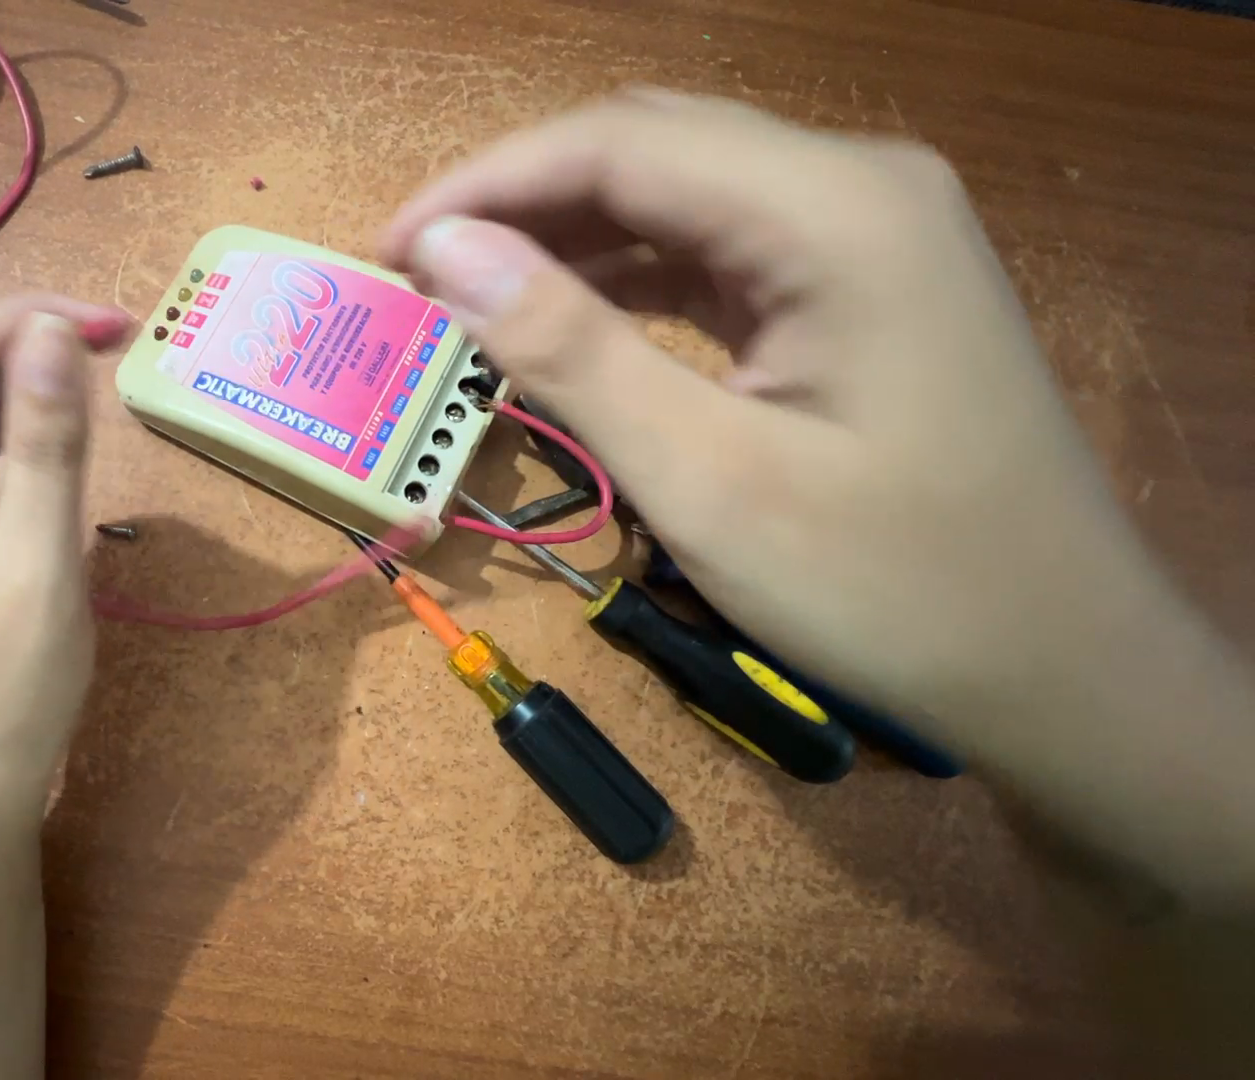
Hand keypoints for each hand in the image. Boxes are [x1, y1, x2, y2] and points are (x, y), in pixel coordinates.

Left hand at [0, 295, 132, 809]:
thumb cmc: (6, 694)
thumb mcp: (38, 569)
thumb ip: (46, 450)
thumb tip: (58, 332)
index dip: (21, 326)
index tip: (111, 320)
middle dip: (26, 346)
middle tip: (117, 337)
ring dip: (28, 381)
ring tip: (101, 368)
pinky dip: (22, 425)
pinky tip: (63, 422)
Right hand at [381, 89, 1181, 734]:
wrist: (1047, 665)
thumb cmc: (882, 584)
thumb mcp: (703, 476)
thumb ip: (570, 351)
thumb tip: (447, 254)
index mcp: (832, 213)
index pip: (619, 145)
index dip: (484, 184)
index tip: (390, 248)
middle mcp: (851, 190)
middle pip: (645, 150)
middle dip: (514, 199)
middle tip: (415, 269)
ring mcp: (854, 238)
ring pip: (670, 198)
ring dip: (558, 235)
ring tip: (465, 291)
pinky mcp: (842, 290)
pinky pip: (701, 255)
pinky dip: (614, 276)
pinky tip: (559, 314)